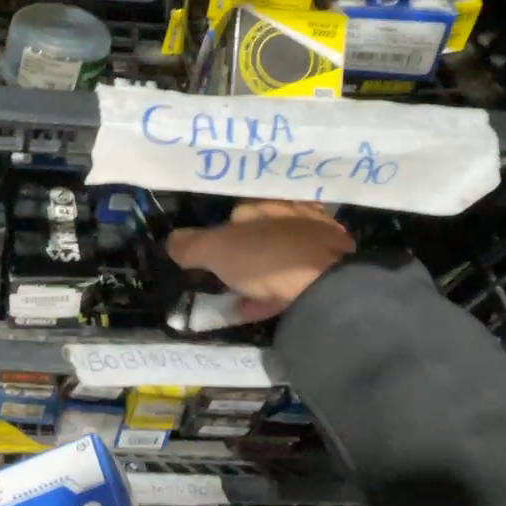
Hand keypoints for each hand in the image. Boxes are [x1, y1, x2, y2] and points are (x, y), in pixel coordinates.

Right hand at [166, 200, 354, 323]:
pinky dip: (274, 291)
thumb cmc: (266, 258)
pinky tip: (259, 307)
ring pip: (278, 255)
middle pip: (258, 232)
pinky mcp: (333, 270)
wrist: (329, 290)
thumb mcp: (215, 250)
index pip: (236, 209)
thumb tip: (172, 242)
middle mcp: (299, 212)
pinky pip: (294, 279)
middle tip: (223, 274)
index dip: (218, 231)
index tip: (208, 254)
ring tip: (238, 295)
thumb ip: (188, 244)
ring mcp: (320, 241)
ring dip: (258, 273)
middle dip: (240, 251)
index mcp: (270, 198)